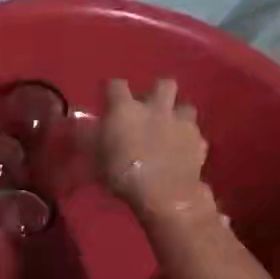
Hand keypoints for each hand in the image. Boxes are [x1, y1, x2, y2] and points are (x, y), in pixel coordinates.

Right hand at [98, 78, 214, 219]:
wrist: (164, 195)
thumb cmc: (122, 174)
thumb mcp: (95, 157)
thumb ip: (90, 137)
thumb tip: (80, 126)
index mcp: (125, 109)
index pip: (115, 84)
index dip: (111, 89)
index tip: (107, 98)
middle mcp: (156, 108)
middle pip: (163, 83)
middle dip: (156, 91)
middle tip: (147, 107)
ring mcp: (181, 123)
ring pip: (185, 105)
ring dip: (176, 112)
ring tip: (168, 126)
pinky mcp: (199, 141)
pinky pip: (195, 133)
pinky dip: (188, 139)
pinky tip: (181, 150)